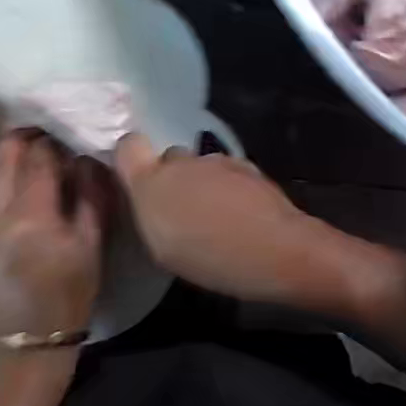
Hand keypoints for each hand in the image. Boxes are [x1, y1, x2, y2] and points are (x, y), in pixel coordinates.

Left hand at [0, 130, 108, 336]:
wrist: (26, 334)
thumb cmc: (69, 292)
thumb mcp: (93, 246)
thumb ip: (92, 198)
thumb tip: (86, 161)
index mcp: (33, 217)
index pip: (38, 160)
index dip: (52, 144)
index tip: (66, 140)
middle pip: (4, 156)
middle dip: (25, 140)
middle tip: (46, 139)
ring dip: (0, 151)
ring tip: (21, 150)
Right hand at [113, 133, 328, 305]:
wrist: (276, 249)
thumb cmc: (212, 259)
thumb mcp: (164, 250)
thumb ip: (152, 215)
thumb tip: (157, 201)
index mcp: (151, 183)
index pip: (129, 146)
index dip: (133, 157)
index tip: (141, 179)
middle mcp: (183, 163)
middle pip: (171, 159)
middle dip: (175, 178)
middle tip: (187, 211)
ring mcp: (220, 162)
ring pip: (203, 166)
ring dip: (207, 184)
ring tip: (221, 217)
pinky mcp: (249, 167)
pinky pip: (230, 173)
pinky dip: (233, 188)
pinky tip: (244, 214)